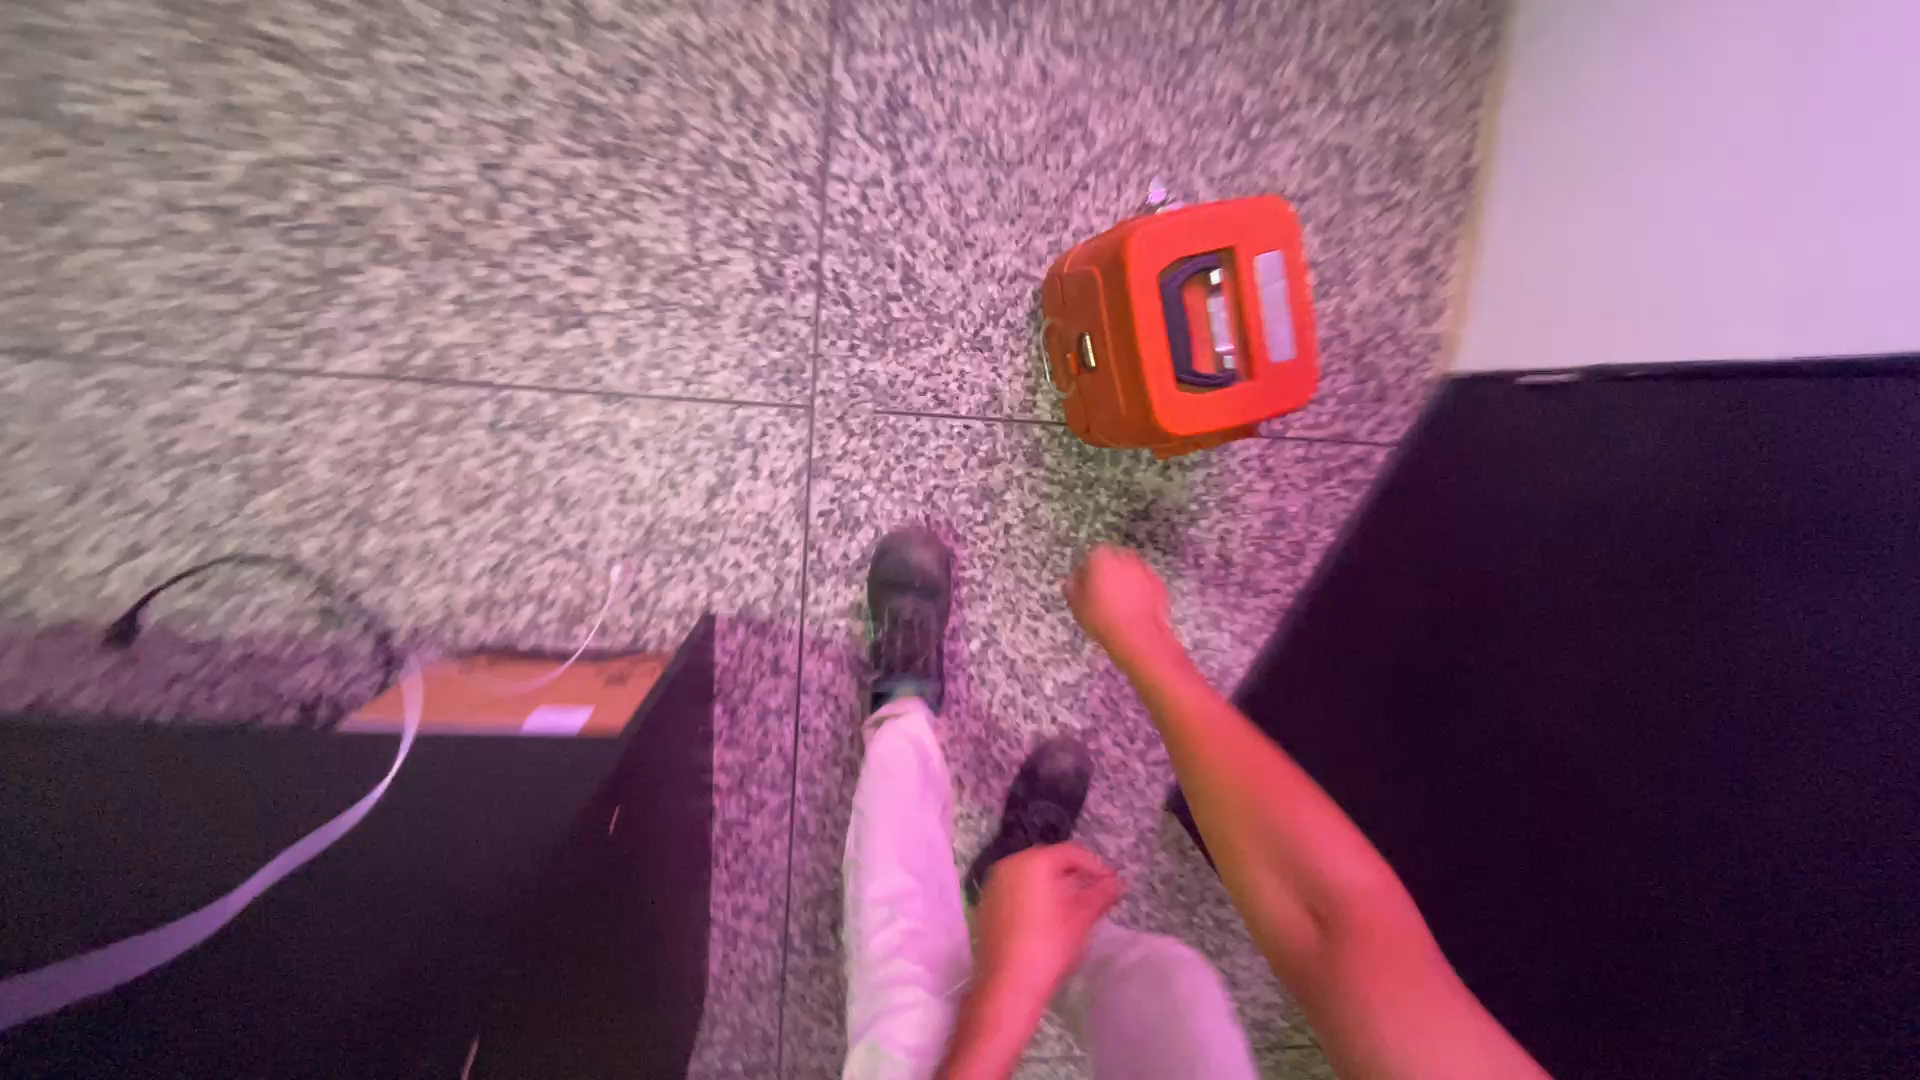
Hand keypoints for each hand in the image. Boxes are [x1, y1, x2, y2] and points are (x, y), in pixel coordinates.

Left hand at [973, 843, 1122, 1001]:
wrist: (1008, 984)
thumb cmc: (1049, 946)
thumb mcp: (1082, 919)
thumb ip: (1101, 895)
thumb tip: (1117, 882)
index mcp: (1034, 861)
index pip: (1070, 853)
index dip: (1094, 866)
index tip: (1111, 883)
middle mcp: (1010, 863)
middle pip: (1049, 860)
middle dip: (1073, 874)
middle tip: (1093, 892)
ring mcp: (995, 883)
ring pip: (1031, 874)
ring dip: (1053, 884)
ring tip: (1072, 906)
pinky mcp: (987, 902)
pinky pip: (1016, 888)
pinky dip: (1033, 895)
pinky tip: (1046, 917)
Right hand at [1064, 545, 1177, 666]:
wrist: (1138, 636)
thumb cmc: (1102, 617)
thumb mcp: (1076, 604)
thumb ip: (1072, 585)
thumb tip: (1076, 578)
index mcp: (1101, 557)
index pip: (1092, 555)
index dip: (1090, 571)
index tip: (1088, 586)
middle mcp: (1125, 557)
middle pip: (1114, 560)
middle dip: (1110, 572)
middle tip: (1104, 594)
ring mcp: (1145, 569)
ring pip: (1131, 571)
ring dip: (1126, 581)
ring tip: (1121, 604)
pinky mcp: (1160, 584)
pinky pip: (1145, 584)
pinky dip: (1141, 591)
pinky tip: (1136, 609)